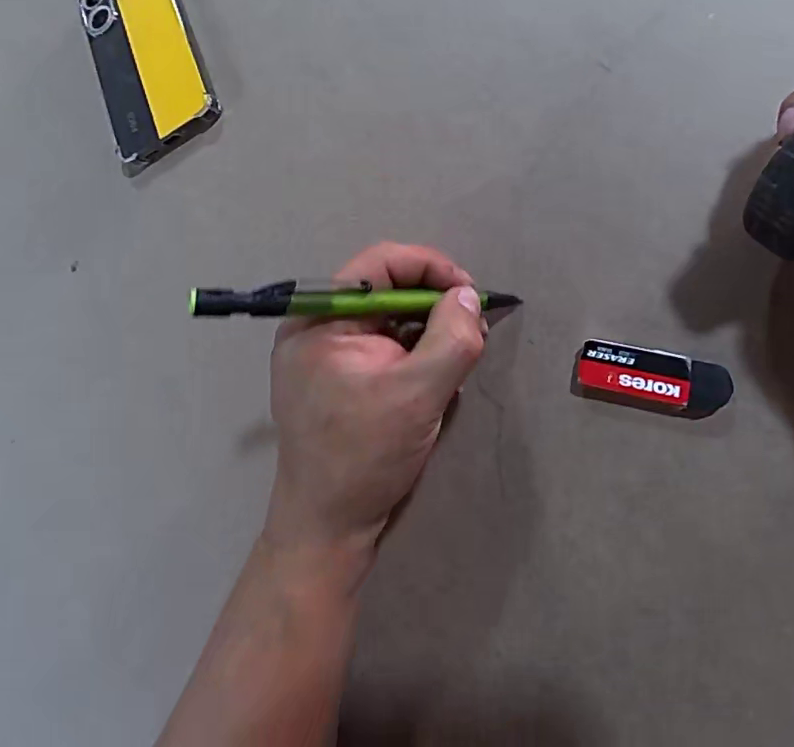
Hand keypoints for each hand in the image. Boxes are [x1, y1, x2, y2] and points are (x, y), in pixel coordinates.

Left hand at [263, 242, 487, 557]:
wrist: (329, 528)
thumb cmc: (365, 458)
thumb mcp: (418, 395)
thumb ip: (451, 339)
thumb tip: (469, 296)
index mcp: (321, 318)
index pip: (381, 264)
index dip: (432, 268)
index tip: (472, 295)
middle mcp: (320, 327)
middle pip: (389, 290)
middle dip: (436, 307)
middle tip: (474, 333)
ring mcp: (329, 354)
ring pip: (393, 321)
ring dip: (431, 336)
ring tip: (456, 367)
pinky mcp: (343, 378)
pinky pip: (388, 349)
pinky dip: (417, 359)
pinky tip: (434, 387)